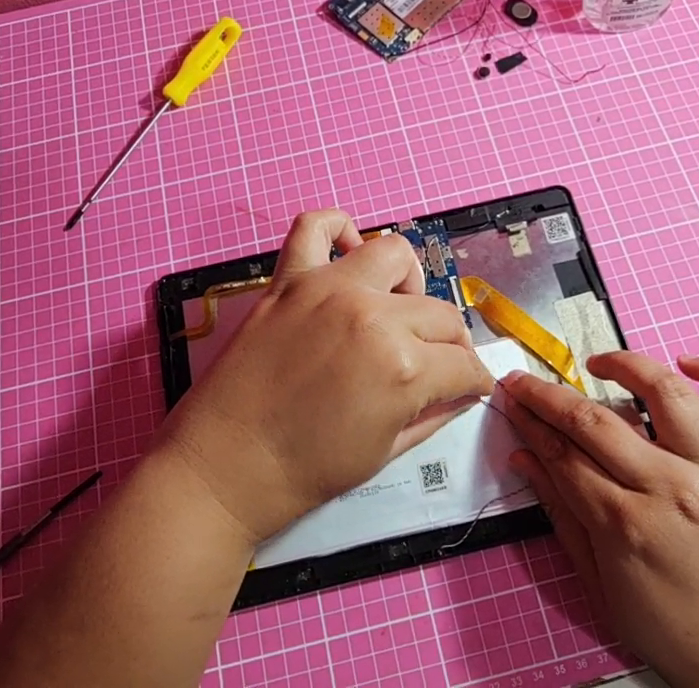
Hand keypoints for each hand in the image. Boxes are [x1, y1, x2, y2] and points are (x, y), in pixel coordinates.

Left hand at [156, 210, 495, 544]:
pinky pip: (314, 226)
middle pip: (440, 313)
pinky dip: (336, 227)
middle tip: (437, 364)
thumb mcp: (384, 452)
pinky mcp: (289, 279)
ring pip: (394, 254)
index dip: (473, 381)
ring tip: (395, 309)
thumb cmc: (304, 471)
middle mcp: (372, 315)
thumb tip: (462, 392)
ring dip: (408, 283)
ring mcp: (328, 289)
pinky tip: (346, 250)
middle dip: (452, 345)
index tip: (470, 387)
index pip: (463, 364)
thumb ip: (432, 414)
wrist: (225, 465)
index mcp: (402, 366)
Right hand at [498, 354, 698, 687]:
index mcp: (627, 525)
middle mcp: (671, 487)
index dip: (529, 422)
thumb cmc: (683, 635)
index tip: (510, 401)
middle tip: (526, 381)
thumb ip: (563, 518)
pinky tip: (691, 363)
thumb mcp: (604, 590)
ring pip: (666, 393)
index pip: (561, 454)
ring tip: (598, 364)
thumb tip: (525, 460)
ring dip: (626, 365)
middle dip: (547, 395)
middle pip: (595, 421)